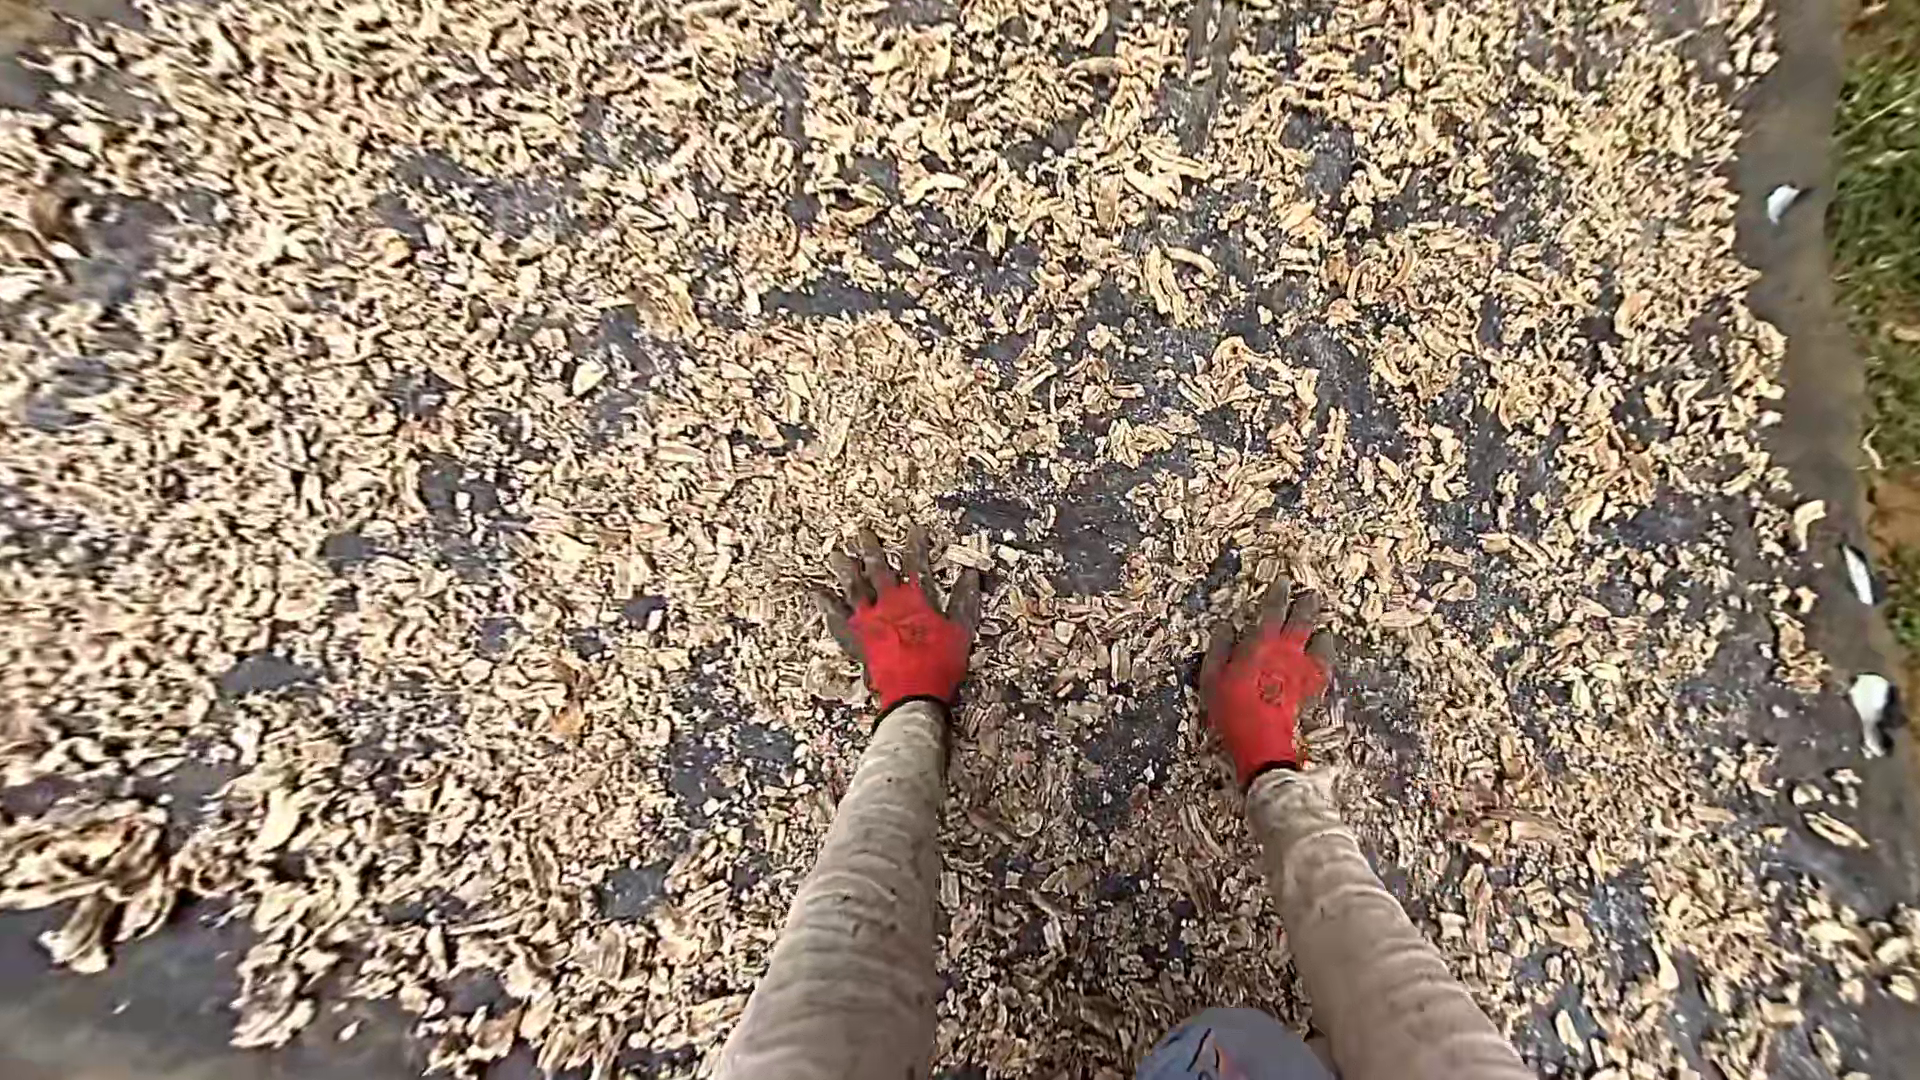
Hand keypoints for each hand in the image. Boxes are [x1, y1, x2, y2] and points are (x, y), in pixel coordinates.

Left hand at [816, 526, 983, 713]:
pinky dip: (827, 605)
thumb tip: (971, 575)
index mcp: (916, 598)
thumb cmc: (939, 662)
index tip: (914, 530)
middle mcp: (890, 602)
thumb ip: (965, 600)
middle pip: (878, 569)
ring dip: (846, 569)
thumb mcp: (961, 629)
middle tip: (863, 533)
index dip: (917, 544)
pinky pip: (837, 618)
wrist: (915, 692)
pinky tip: (818, 593)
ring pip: (854, 587)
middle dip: (872, 549)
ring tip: (837, 555)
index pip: (917, 563)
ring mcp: (870, 619)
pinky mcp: (857, 637)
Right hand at [1200, 578, 1335, 787]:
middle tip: (1310, 595)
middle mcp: (1285, 654)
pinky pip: (1321, 670)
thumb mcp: (1212, 675)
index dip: (1277, 596)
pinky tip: (1325, 654)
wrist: (1260, 741)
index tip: (1282, 583)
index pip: (1271, 613)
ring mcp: (1300, 672)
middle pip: (1300, 624)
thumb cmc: (1231, 706)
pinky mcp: (1308, 690)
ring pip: (1316, 645)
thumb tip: (1226, 626)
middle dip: (1306, 607)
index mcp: (1260, 646)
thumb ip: (1220, 648)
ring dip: (1319, 631)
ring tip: (1322, 624)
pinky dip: (1325, 659)